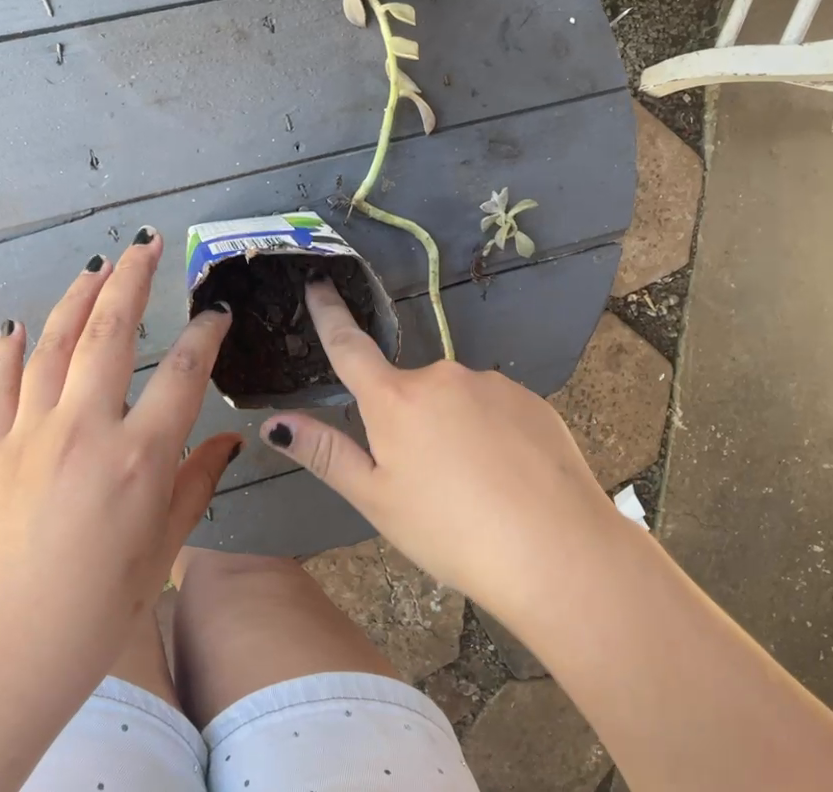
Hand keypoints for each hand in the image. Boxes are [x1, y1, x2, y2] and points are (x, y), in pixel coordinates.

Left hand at [0, 230, 240, 676]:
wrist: (7, 649)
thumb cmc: (99, 610)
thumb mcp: (162, 550)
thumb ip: (196, 485)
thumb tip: (230, 443)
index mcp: (139, 458)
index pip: (182, 373)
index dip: (205, 335)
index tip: (216, 312)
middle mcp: (85, 430)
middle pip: (110, 333)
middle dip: (132, 280)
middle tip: (146, 242)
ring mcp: (31, 433)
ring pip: (53, 345)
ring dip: (76, 298)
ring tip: (96, 265)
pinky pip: (0, 385)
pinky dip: (10, 350)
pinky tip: (18, 324)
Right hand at [257, 280, 620, 620]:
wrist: (557, 550)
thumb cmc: (450, 531)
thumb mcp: (376, 499)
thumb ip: (325, 453)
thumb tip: (275, 421)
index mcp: (394, 400)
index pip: (349, 345)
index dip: (329, 313)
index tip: (318, 281)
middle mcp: (441, 376)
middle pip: (407, 390)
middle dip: (407, 422)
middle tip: (425, 481)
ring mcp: (491, 383)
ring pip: (454, 401)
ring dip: (451, 429)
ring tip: (472, 488)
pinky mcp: (531, 399)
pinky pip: (494, 409)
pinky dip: (490, 434)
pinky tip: (506, 478)